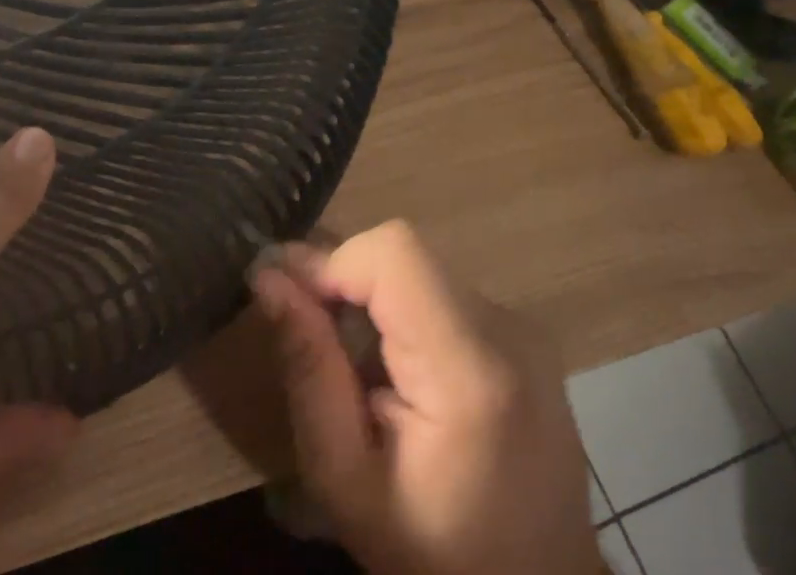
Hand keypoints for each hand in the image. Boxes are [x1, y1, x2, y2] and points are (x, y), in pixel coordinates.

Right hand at [252, 221, 600, 574]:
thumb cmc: (432, 553)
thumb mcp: (342, 475)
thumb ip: (308, 368)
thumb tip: (268, 277)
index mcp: (471, 369)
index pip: (393, 251)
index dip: (330, 262)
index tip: (293, 308)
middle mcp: (511, 333)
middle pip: (403, 259)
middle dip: (342, 287)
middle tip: (309, 347)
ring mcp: (527, 335)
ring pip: (419, 273)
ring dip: (369, 306)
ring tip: (352, 375)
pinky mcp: (527, 345)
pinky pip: (443, 297)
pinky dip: (401, 319)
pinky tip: (393, 380)